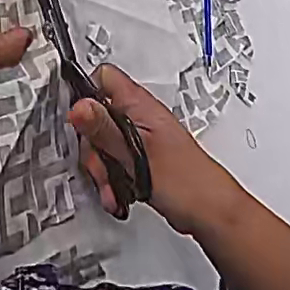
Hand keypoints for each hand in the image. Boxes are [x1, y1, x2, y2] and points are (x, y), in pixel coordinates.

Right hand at [67, 64, 246, 235]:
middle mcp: (140, 116)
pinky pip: (114, 160)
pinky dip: (112, 177)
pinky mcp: (141, 157)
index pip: (103, 78)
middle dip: (93, 145)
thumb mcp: (134, 154)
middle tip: (101, 164)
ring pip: (104, 142)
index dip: (85, 94)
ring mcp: (140, 137)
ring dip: (102, 167)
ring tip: (112, 186)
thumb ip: (103, 129)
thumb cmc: (187, 181)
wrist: (211, 211)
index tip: (78, 121)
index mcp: (140, 105)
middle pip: (97, 116)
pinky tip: (118, 193)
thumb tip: (78, 107)